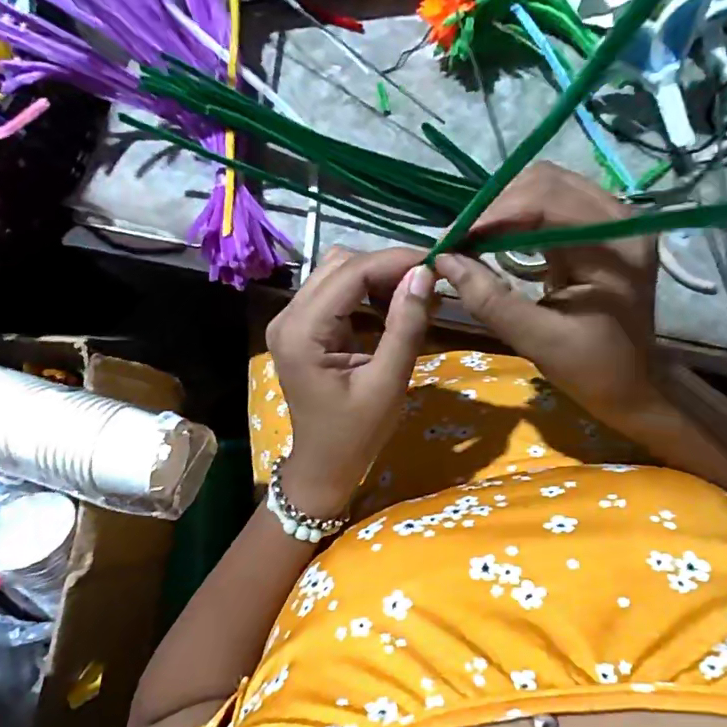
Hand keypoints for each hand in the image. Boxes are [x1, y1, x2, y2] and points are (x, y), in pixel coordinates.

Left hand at [267, 247, 435, 517]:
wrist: (324, 465)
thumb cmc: (356, 433)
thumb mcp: (388, 383)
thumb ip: (405, 326)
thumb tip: (424, 275)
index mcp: (302, 331)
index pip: (351, 272)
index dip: (396, 260)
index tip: (437, 261)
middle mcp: (289, 315)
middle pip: (342, 264)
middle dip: (388, 265)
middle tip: (431, 280)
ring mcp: (292, 319)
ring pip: (338, 272)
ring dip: (379, 276)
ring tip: (418, 292)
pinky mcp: (303, 326)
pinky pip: (337, 292)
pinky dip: (368, 291)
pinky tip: (396, 304)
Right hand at [433, 163, 669, 431]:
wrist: (634, 386)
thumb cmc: (593, 370)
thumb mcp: (538, 340)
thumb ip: (491, 300)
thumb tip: (444, 260)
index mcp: (615, 248)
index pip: (547, 202)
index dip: (494, 214)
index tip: (453, 239)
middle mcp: (621, 220)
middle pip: (547, 182)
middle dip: (497, 207)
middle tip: (462, 241)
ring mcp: (614, 220)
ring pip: (548, 186)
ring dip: (506, 209)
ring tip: (475, 239)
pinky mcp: (602, 227)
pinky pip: (554, 203)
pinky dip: (520, 216)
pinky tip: (499, 239)